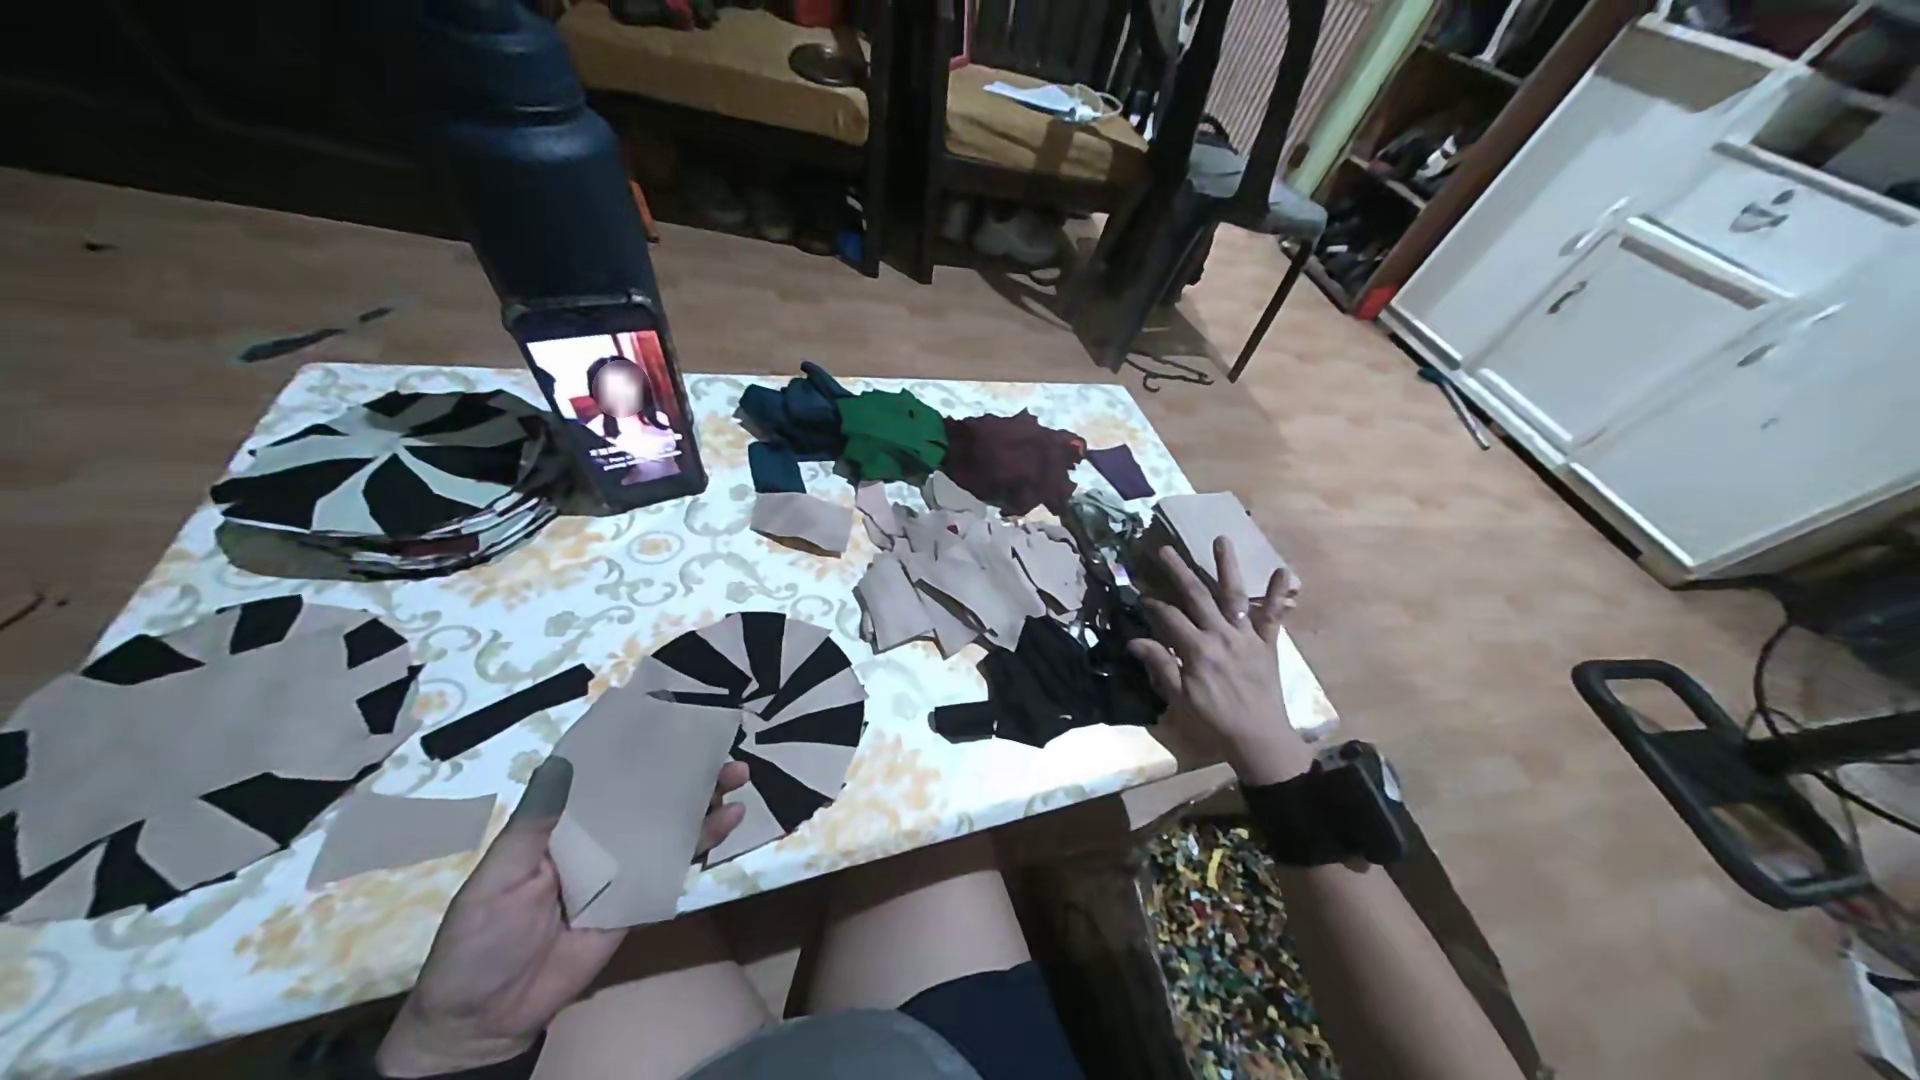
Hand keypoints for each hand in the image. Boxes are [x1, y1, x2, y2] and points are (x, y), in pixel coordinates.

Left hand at [375, 757, 749, 1077]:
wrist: (488, 1019)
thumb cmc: (480, 940)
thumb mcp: (499, 877)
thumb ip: (536, 823)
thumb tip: (562, 761)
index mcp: (565, 823)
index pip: (607, 776)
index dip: (640, 750)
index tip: (675, 723)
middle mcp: (601, 836)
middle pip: (650, 795)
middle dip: (688, 772)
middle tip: (724, 753)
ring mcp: (625, 866)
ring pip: (671, 823)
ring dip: (705, 800)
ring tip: (738, 778)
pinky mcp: (641, 896)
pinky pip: (676, 863)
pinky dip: (704, 841)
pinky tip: (730, 821)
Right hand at [1127, 538, 1311, 785]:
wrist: (1258, 737)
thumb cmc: (1214, 719)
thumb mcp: (1180, 697)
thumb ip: (1160, 665)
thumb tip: (1134, 641)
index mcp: (1198, 650)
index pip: (1169, 617)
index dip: (1153, 605)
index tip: (1141, 595)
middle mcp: (1222, 635)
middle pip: (1197, 596)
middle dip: (1178, 571)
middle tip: (1164, 549)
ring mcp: (1247, 636)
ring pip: (1234, 595)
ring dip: (1227, 566)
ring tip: (1221, 539)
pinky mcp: (1267, 643)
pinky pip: (1273, 616)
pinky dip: (1278, 594)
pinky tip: (1283, 570)